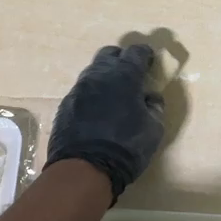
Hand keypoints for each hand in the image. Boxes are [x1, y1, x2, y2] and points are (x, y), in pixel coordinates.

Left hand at [47, 44, 165, 201]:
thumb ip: (155, 107)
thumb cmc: (127, 147)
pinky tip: (99, 110)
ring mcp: (79, 89)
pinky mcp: (66, 104)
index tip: (150, 61)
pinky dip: (94, 94)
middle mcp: (99, 75)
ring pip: (93, 71)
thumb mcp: (154, 129)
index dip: (145, 54)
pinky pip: (83, 90)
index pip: (136, 52)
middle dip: (122, 59)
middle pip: (109, 54)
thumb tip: (151, 97)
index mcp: (124, 76)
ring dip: (106, 76)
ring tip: (115, 94)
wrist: (84, 168)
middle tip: (132, 74)